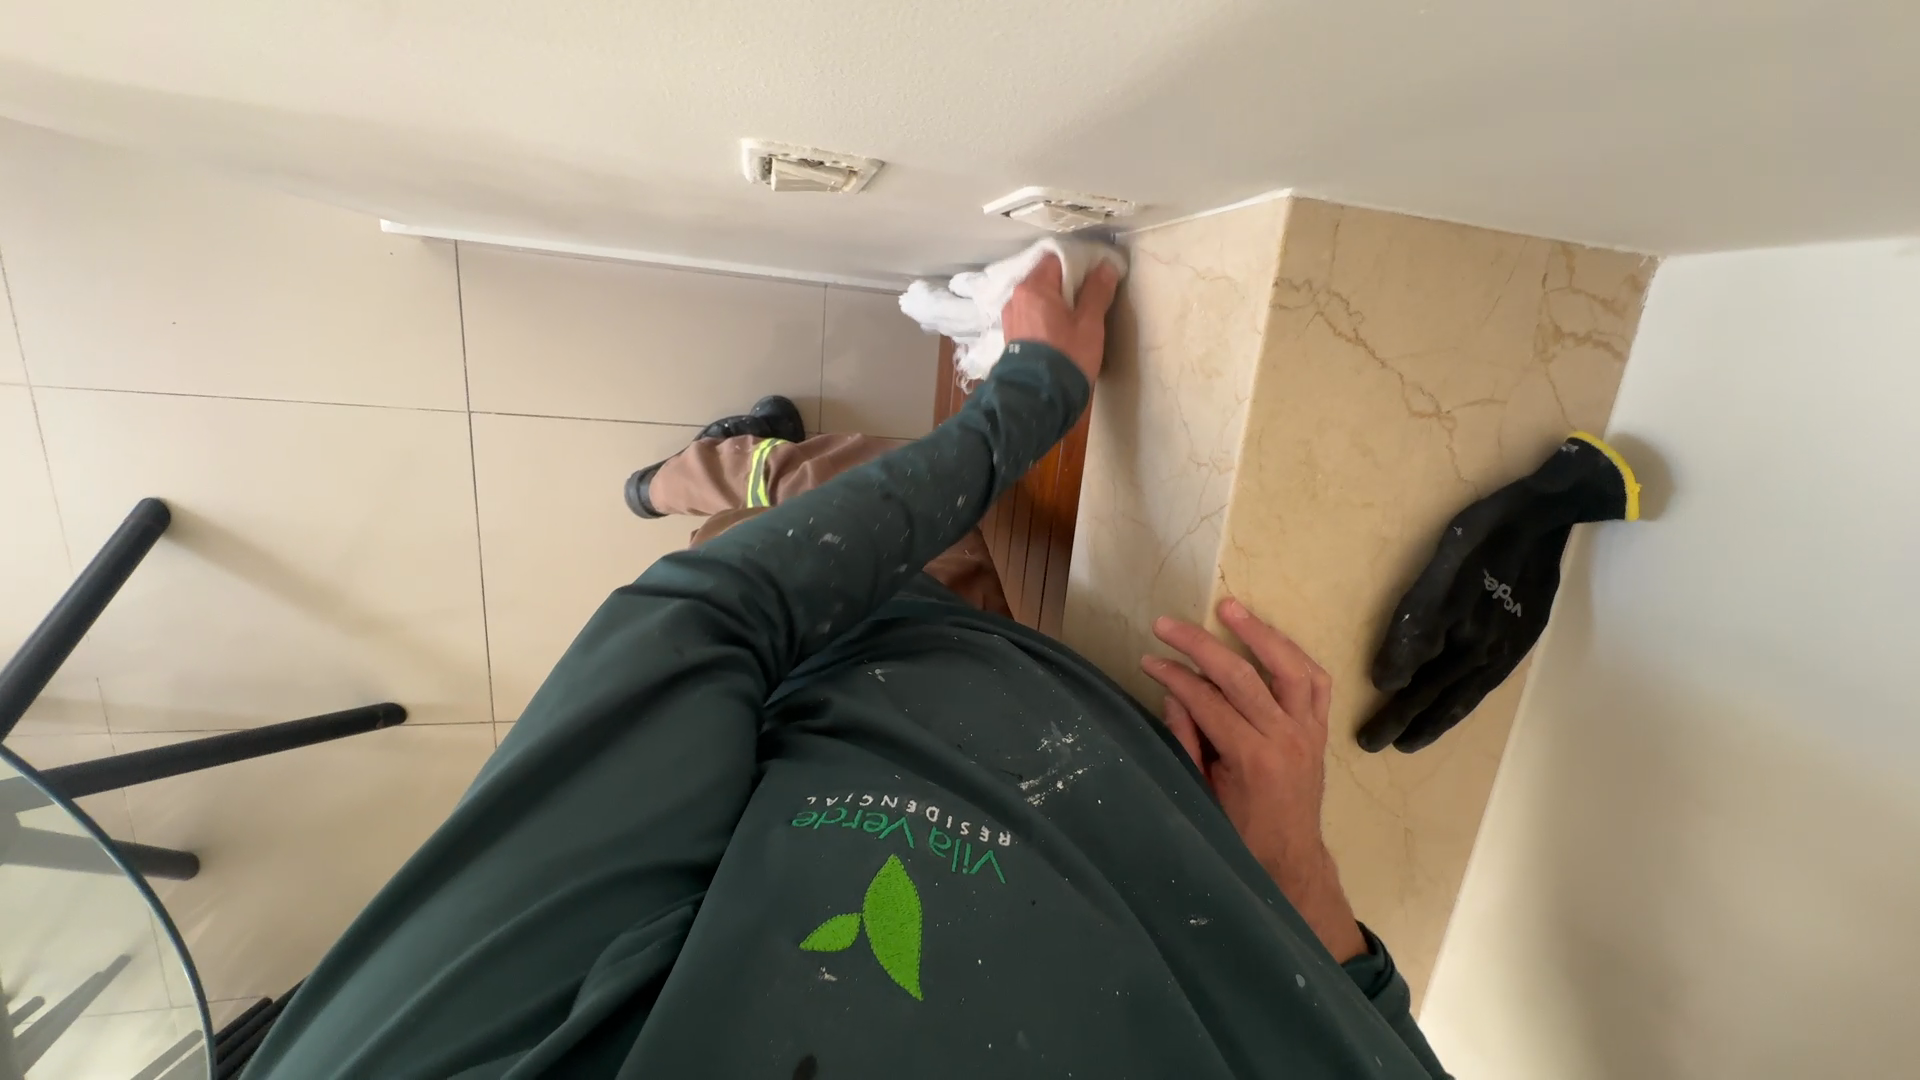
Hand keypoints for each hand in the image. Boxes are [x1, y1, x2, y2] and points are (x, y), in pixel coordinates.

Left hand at [1001, 253, 1120, 383]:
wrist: (1038, 400)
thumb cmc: (1067, 358)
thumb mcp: (1089, 324)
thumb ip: (1097, 291)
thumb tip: (1106, 266)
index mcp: (1033, 287)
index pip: (1057, 258)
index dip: (1080, 261)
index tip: (1097, 273)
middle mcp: (1015, 298)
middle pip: (1045, 277)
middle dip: (1069, 282)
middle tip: (1091, 294)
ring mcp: (1011, 318)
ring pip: (1038, 298)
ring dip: (1058, 300)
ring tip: (1078, 314)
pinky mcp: (1012, 337)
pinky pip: (1031, 315)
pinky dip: (1046, 315)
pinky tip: (1060, 328)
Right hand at [1141, 598, 1366, 961]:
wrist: (1290, 860)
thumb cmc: (1239, 833)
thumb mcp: (1201, 792)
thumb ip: (1187, 740)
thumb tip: (1173, 692)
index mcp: (1252, 758)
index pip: (1207, 700)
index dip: (1174, 676)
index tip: (1149, 659)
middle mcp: (1286, 737)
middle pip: (1241, 675)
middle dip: (1198, 645)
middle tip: (1165, 625)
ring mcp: (1309, 730)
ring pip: (1289, 667)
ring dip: (1258, 633)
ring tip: (1229, 608)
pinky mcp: (1320, 728)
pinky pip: (1315, 681)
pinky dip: (1293, 654)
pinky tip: (1270, 637)